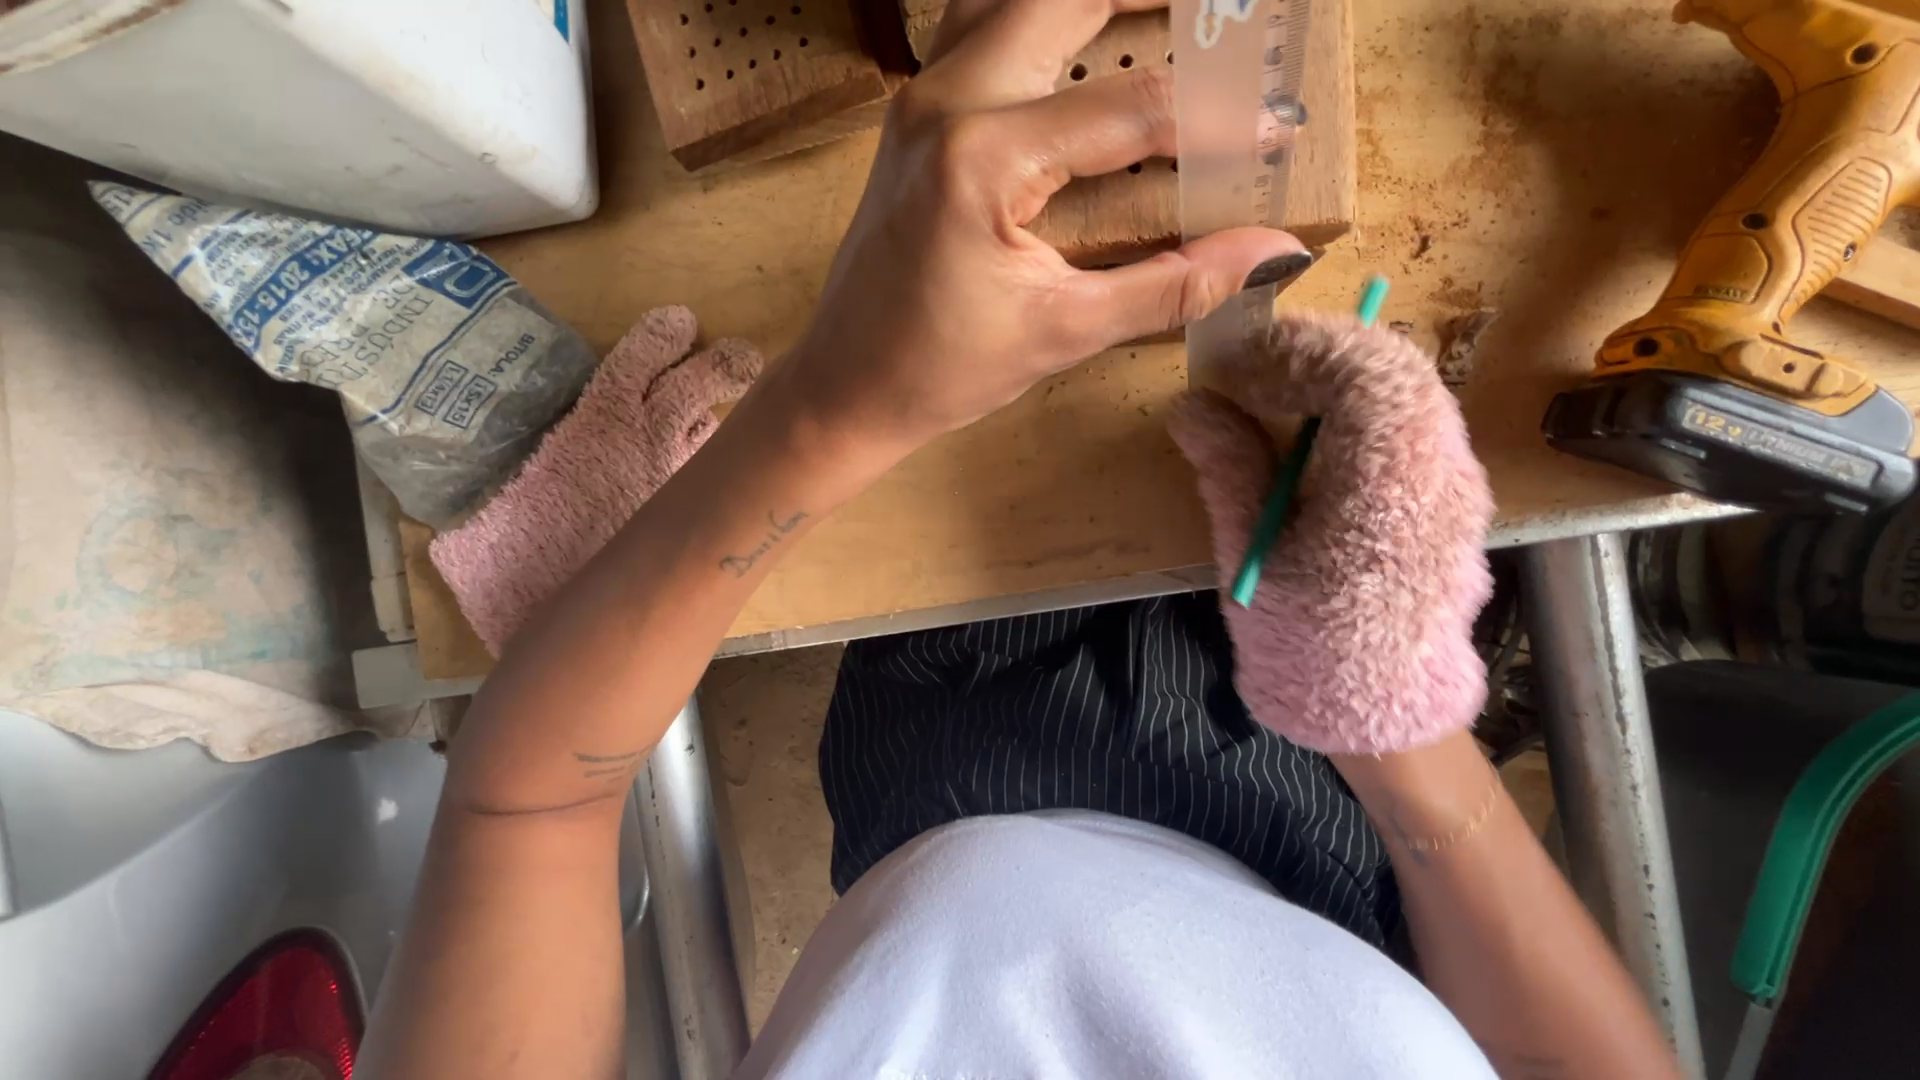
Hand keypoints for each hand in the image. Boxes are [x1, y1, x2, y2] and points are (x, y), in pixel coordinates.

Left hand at [785, 0, 1303, 452]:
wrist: (847, 385)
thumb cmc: (941, 371)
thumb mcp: (1063, 332)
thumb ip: (1171, 286)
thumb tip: (1272, 253)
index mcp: (983, 158)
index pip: (1129, 110)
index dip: (1215, 117)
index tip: (1276, 127)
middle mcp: (945, 103)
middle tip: (1223, 8)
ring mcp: (920, 100)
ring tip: (1157, 10)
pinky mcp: (912, 116)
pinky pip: (977, 26)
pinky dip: (1034, 16)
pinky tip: (1074, 36)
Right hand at [1166, 314, 1494, 753]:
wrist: (1380, 713)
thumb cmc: (1307, 644)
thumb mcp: (1253, 557)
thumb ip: (1229, 470)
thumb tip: (1191, 406)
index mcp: (1387, 491)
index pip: (1367, 374)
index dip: (1302, 350)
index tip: (1243, 361)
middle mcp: (1439, 475)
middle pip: (1395, 370)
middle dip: (1321, 355)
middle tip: (1256, 371)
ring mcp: (1455, 484)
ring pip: (1408, 391)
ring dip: (1342, 376)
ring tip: (1279, 394)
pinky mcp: (1449, 497)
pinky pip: (1411, 423)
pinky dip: (1361, 407)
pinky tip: (1316, 431)